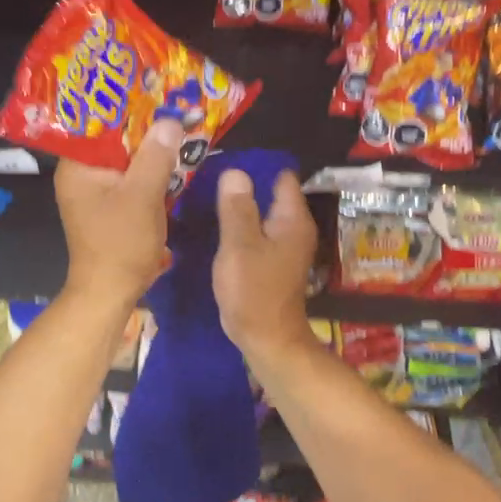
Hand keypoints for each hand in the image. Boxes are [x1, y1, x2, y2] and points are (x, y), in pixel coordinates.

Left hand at [54, 120, 180, 304]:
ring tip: (178, 123)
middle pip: (113, 139)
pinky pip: (129, 176)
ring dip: (149, 147)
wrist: (110, 293)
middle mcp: (80, 174)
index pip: (97, 123)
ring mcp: (94, 191)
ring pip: (124, 158)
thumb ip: (155, 156)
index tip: (154, 89)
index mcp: (78, 167)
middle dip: (144, 125)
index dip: (126, 105)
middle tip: (174, 104)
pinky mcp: (109, 205)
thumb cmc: (121, 244)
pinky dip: (149, 168)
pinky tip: (172, 159)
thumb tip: (170, 121)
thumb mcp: (143, 196)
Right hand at [214, 169, 316, 357]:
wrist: (266, 340)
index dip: (255, 166)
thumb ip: (237, 207)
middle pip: (269, 194)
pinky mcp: (271, 261)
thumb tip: (235, 171)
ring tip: (206, 197)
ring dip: (238, 207)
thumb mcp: (240, 245)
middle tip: (207, 178)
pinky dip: (239, 227)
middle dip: (242, 185)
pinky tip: (215, 226)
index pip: (280, 176)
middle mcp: (294, 228)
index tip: (224, 162)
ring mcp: (284, 246)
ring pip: (260, 214)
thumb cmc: (254, 291)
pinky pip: (255, 233)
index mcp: (292, 219)